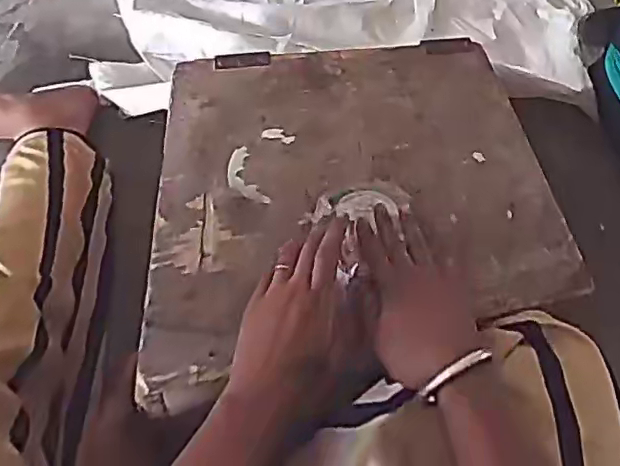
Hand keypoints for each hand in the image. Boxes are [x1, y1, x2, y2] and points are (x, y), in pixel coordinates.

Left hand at [223, 217, 349, 420]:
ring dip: (299, 241)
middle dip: (320, 230)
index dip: (337, 232)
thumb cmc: (309, 383)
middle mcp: (297, 288)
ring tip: (306, 234)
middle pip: (309, 249)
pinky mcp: (254, 306)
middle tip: (328, 220)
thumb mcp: (346, 353)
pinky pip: (268, 273)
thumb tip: (365, 287)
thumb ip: (358, 317)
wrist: (263, 400)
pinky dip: (278, 261)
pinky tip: (281, 260)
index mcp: (321, 297)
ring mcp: (272, 295)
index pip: (329, 253)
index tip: (343, 219)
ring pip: (287, 257)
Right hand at [356, 211, 483, 388]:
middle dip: (386, 224)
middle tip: (379, 206)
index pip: (374, 255)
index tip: (358, 219)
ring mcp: (435, 276)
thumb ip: (369, 306)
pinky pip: (448, 257)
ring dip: (412, 227)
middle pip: (396, 244)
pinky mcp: (454, 283)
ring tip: (405, 210)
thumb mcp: (379, 338)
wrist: (451, 365)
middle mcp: (412, 275)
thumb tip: (360, 281)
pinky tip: (444, 232)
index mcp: (392, 287)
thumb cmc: (410, 357)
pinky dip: (445, 243)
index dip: (366, 237)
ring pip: (421, 245)